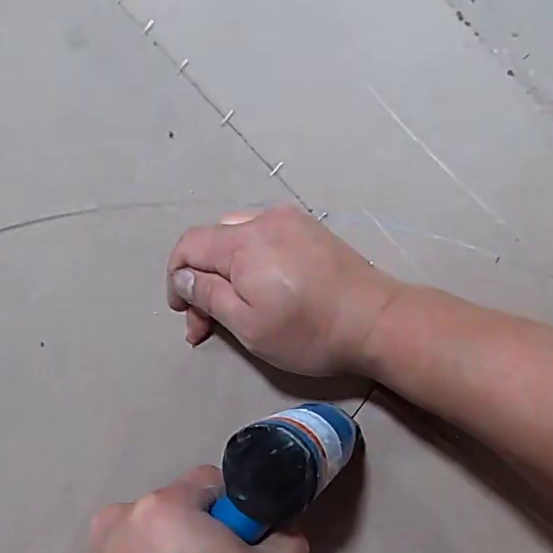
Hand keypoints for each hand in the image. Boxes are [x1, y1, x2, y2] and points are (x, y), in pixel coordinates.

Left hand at [73, 465, 309, 552]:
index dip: (236, 512)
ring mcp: (100, 540)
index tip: (240, 549)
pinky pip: (133, 551)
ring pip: (158, 530)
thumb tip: (283, 529)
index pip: (214, 481)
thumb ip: (286, 542)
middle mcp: (125, 511)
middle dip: (205, 532)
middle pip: (183, 505)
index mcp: (165, 504)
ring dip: (176, 548)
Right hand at [167, 206, 403, 376]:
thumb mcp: (249, 325)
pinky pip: (268, 239)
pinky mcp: (313, 233)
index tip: (184, 313)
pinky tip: (263, 289)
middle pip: (214, 241)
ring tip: (234, 308)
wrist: (375, 322)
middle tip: (207, 323)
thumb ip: (210, 297)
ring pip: (240, 238)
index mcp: (243, 243)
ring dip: (227, 272)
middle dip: (202, 281)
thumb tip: (184, 278)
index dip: (177, 279)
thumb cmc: (309, 332)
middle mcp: (265, 221)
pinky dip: (253, 263)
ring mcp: (293, 223)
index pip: (189, 246)